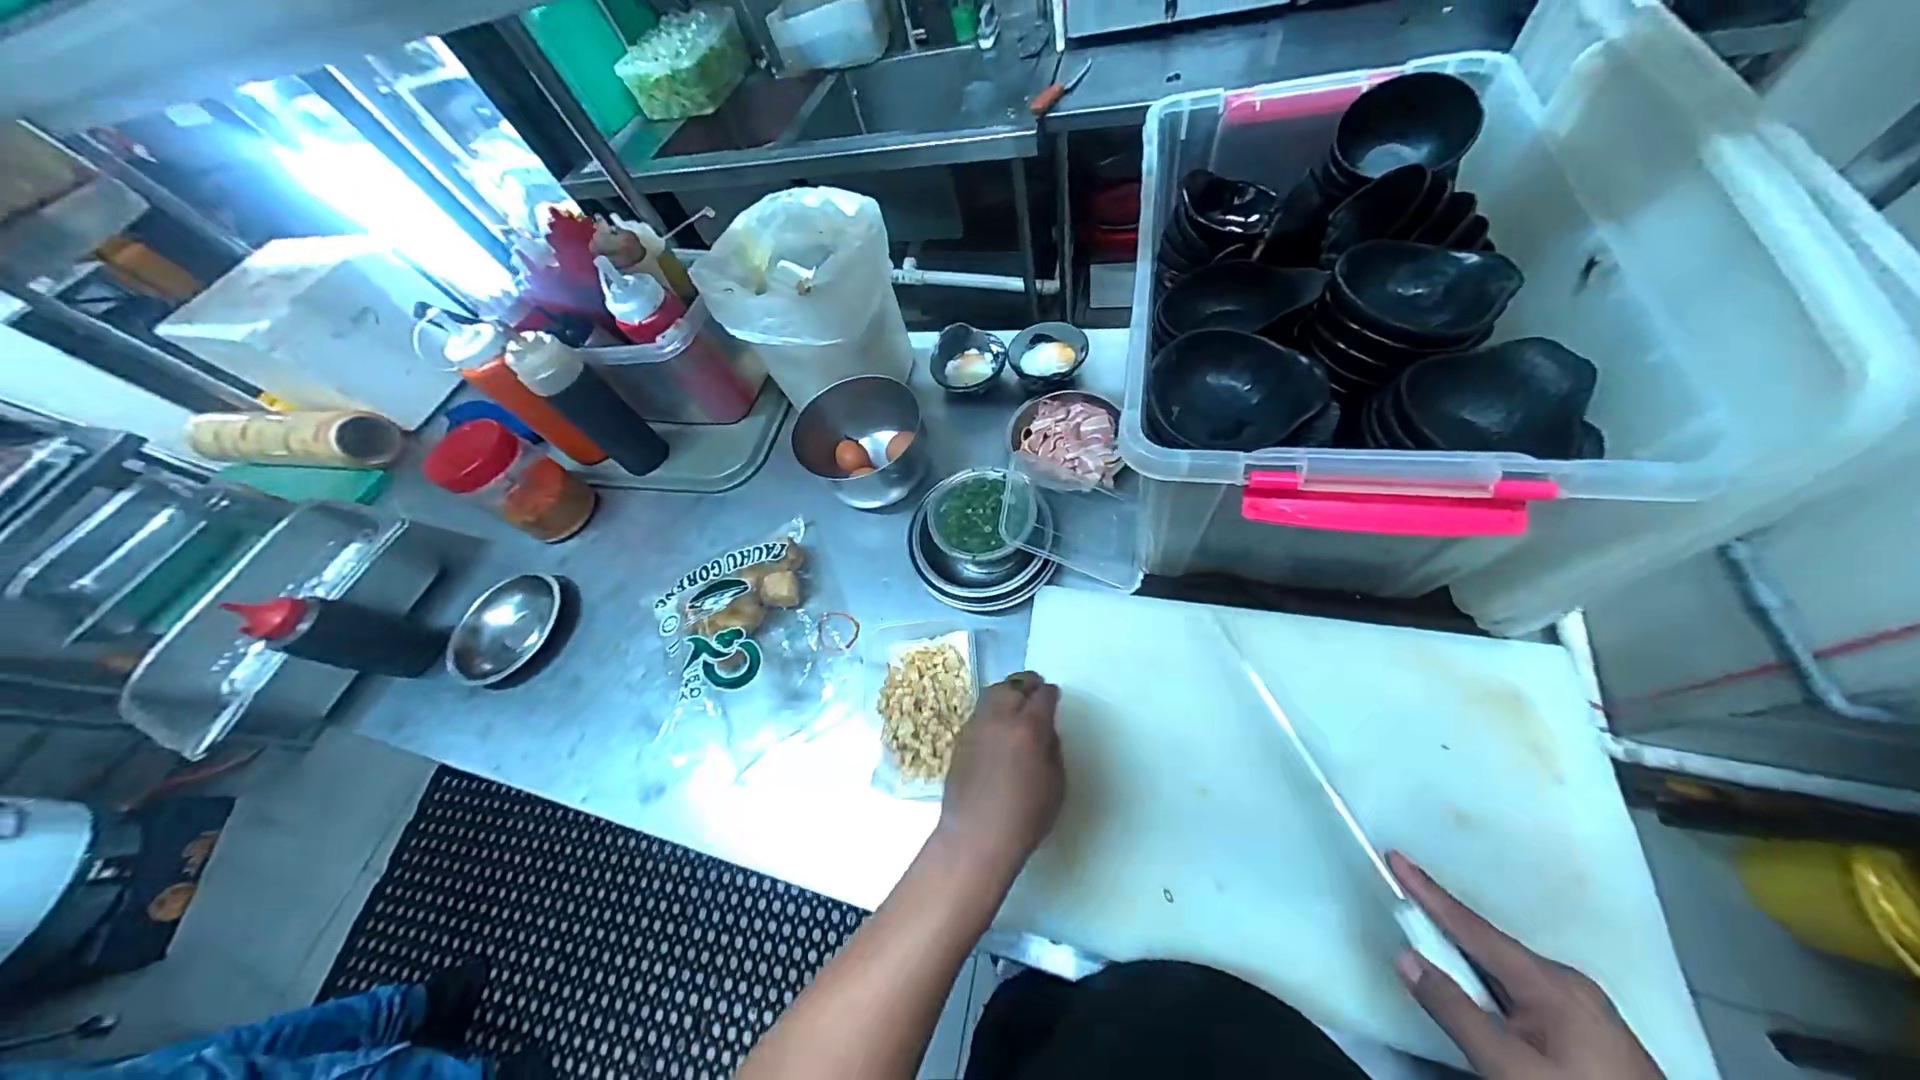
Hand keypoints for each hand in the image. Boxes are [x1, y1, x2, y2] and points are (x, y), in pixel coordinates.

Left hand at [936, 672, 1063, 874]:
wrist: (976, 835)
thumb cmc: (1025, 816)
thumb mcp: (1056, 783)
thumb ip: (1053, 749)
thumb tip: (1045, 731)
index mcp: (1029, 727)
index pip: (1042, 696)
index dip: (1050, 694)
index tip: (1053, 695)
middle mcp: (1000, 718)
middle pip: (1014, 686)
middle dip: (1027, 683)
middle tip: (1035, 687)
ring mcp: (976, 726)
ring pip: (992, 693)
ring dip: (1007, 691)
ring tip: (1015, 698)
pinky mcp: (961, 738)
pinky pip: (979, 711)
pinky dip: (992, 708)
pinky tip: (998, 722)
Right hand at [1389, 851, 1665, 1079]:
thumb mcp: (1508, 1066)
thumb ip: (1454, 1010)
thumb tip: (1406, 958)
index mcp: (1551, 983)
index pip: (1473, 927)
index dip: (1428, 893)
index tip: (1395, 857)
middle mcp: (1570, 984)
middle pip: (1490, 948)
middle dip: (1447, 935)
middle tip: (1408, 921)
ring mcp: (1587, 1008)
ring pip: (1508, 973)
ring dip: (1471, 968)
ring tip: (1446, 980)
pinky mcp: (1593, 1032)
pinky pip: (1526, 993)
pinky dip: (1494, 988)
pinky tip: (1489, 1010)